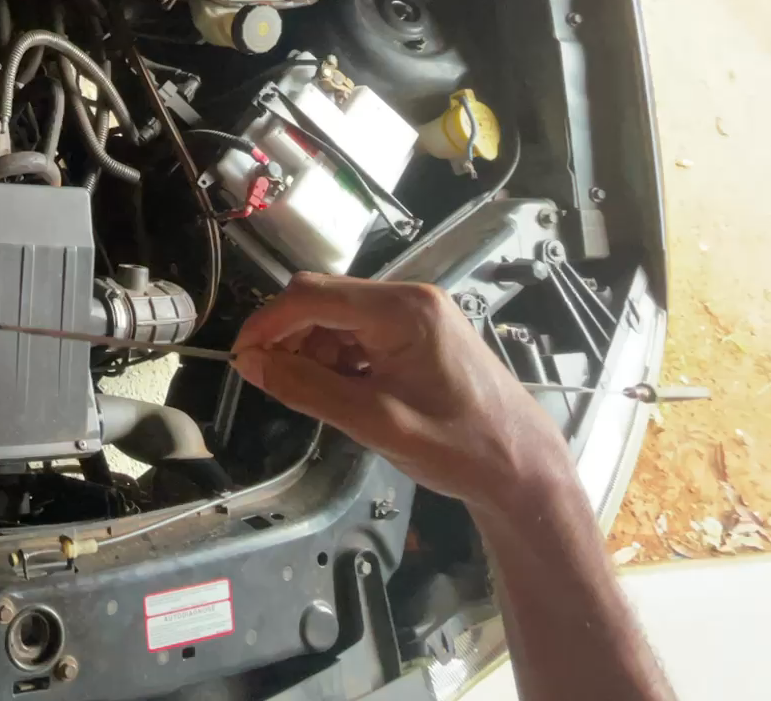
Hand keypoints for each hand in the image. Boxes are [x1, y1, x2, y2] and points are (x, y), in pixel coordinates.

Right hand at [230, 273, 569, 507]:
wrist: (529, 474)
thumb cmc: (462, 449)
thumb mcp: (375, 423)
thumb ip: (306, 388)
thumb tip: (249, 364)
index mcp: (402, 310)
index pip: (311, 297)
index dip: (267, 323)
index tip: (242, 357)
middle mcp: (406, 298)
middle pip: (319, 300)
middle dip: (287, 337)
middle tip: (272, 378)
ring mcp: (412, 312)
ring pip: (331, 315)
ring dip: (309, 349)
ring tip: (312, 390)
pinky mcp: (414, 329)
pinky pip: (352, 329)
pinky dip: (332, 355)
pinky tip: (338, 387)